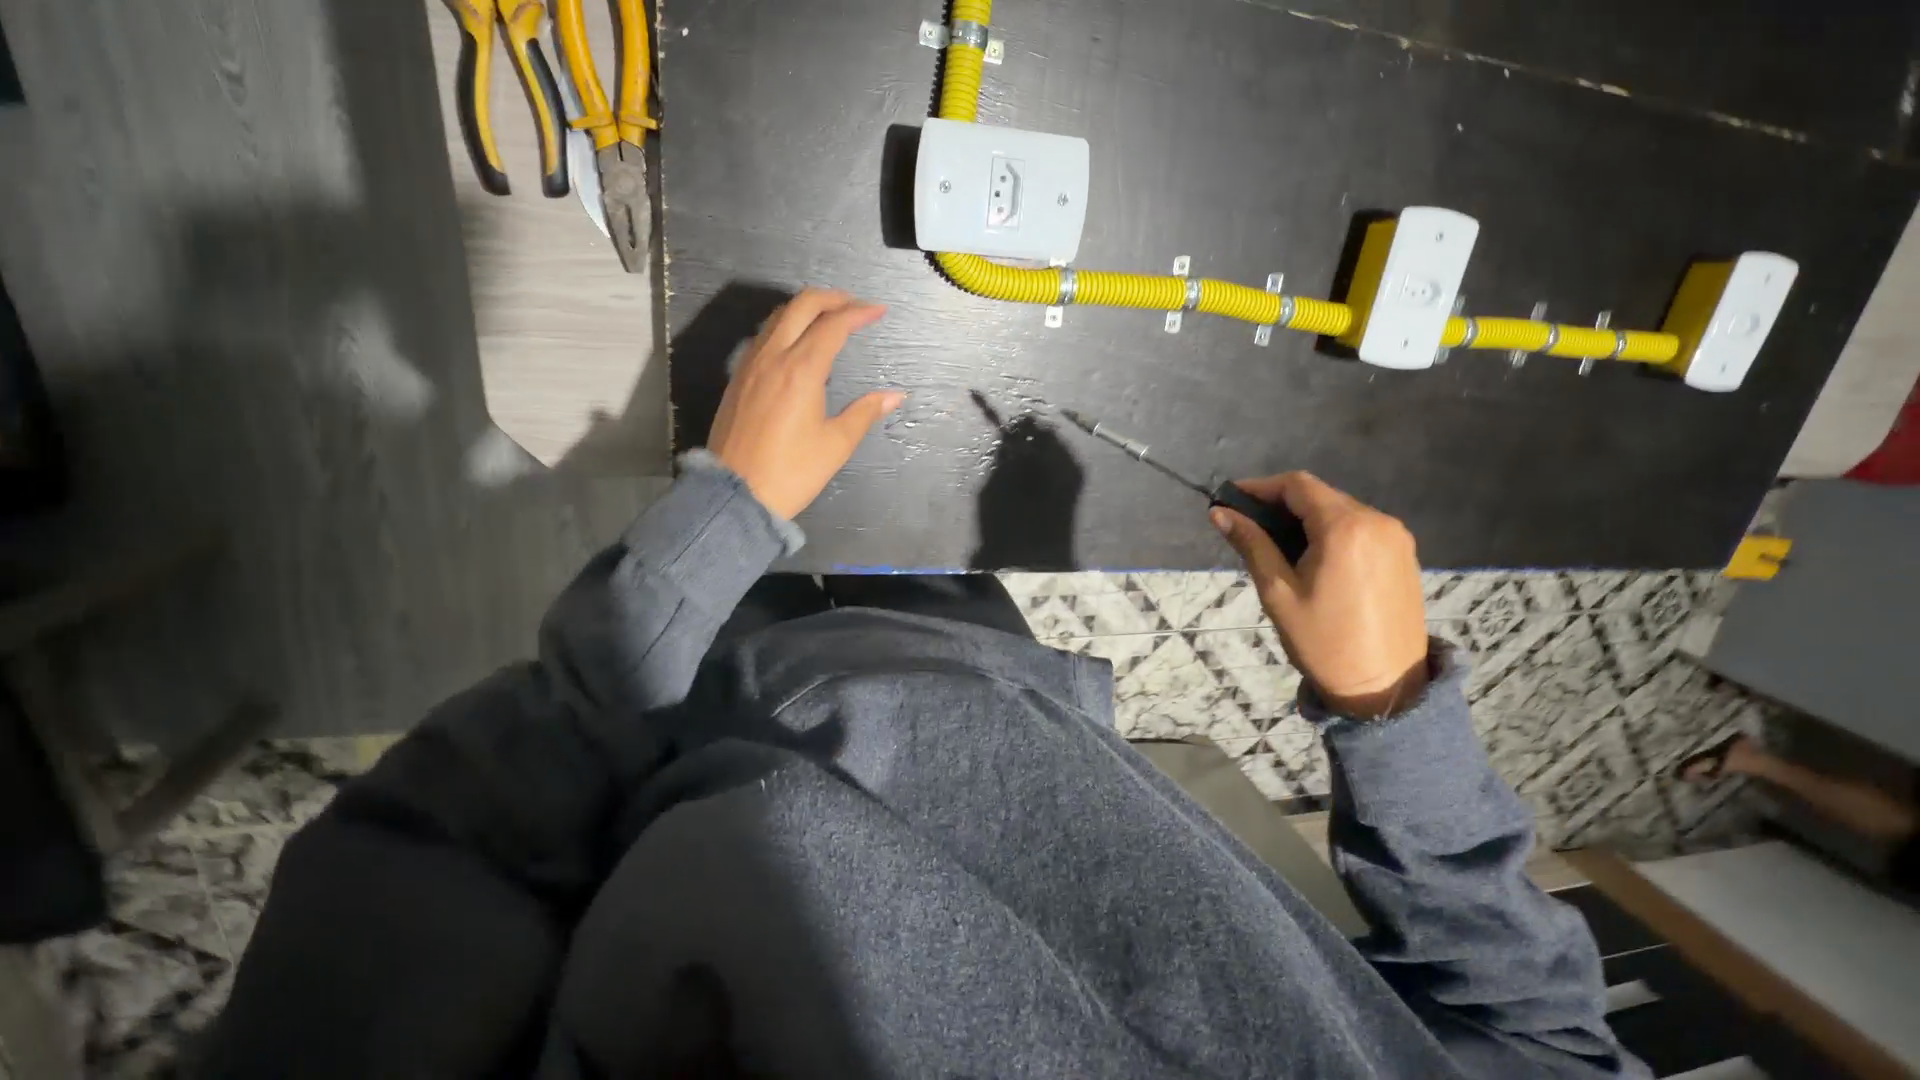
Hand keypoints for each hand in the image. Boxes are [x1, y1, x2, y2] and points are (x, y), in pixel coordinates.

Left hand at [706, 288, 903, 519]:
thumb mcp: (836, 444)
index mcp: (802, 370)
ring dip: (806, 309)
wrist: (735, 494)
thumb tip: (894, 395)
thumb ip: (865, 412)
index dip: (859, 313)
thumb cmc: (792, 472)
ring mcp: (750, 364)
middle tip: (855, 306)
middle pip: (801, 305)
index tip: (879, 311)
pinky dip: (786, 326)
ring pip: (778, 317)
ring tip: (829, 319)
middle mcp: (773, 356)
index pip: (833, 325)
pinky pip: (763, 336)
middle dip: (832, 298)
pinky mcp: (738, 377)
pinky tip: (797, 343)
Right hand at [1211, 472, 1428, 717]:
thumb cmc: (1324, 642)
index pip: (1298, 485)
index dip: (1261, 487)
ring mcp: (1396, 537)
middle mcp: (1377, 521)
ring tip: (1277, 547)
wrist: (1386, 687)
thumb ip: (1251, 545)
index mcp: (1345, 528)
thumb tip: (1220, 513)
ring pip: (1341, 511)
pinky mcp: (1404, 554)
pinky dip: (1332, 532)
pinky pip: (1361, 528)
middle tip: (1249, 527)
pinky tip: (1313, 559)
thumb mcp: (1278, 593)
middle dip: (1281, 505)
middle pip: (1320, 495)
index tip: (1231, 501)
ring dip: (1307, 519)